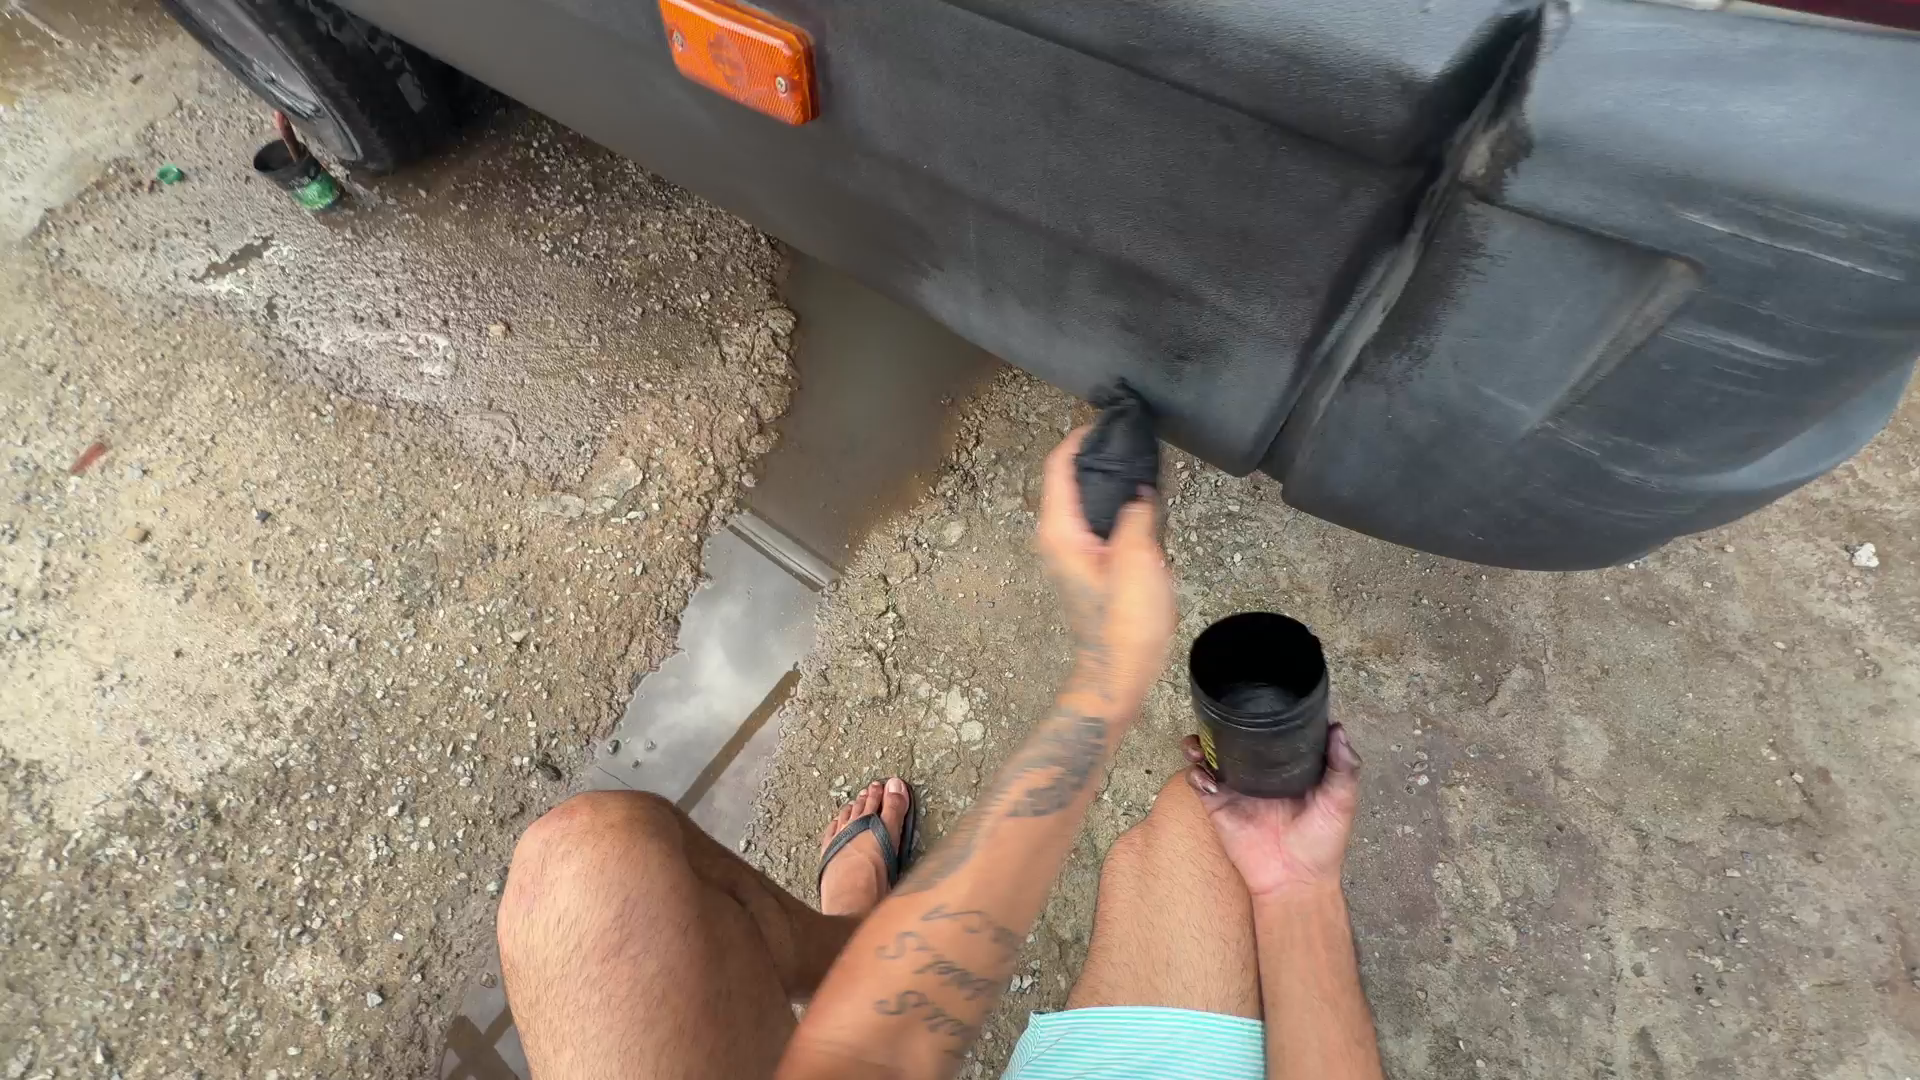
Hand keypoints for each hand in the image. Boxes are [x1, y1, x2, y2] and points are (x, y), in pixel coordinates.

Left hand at [1036, 427, 1174, 706]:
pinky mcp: (1087, 560)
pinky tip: (1142, 493)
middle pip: (1069, 477)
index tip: (1108, 418)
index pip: (1059, 466)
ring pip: (1084, 496)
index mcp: (1060, 530)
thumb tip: (1140, 486)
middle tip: (1132, 432)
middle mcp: (1057, 535)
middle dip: (1097, 452)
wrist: (1118, 670)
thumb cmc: (1124, 623)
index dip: (1080, 437)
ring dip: (1107, 475)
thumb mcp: (1137, 560)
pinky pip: (1097, 516)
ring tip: (1140, 454)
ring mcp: (1071, 548)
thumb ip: (1137, 514)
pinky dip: (1114, 499)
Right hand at [1183, 725, 1360, 897]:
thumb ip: (1343, 768)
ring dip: (1197, 744)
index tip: (1251, 701)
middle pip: (1229, 738)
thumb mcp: (1340, 802)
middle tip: (1213, 719)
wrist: (1294, 881)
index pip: (1265, 732)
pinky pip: (1198, 782)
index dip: (1255, 715)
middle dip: (1216, 725)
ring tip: (1197, 745)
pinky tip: (1207, 779)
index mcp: (1281, 767)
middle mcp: (1254, 772)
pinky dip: (1196, 775)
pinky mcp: (1216, 804)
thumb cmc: (1322, 845)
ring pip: (1207, 755)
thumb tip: (1337, 728)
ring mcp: (1233, 787)